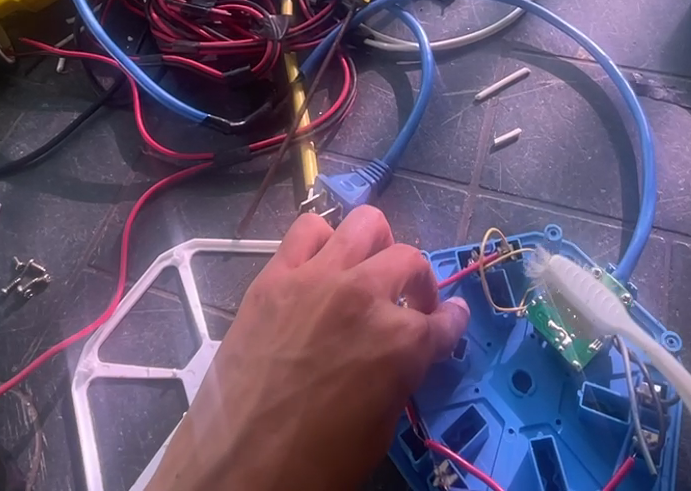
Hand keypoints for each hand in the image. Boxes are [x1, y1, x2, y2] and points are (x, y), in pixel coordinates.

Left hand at [146, 207, 469, 490]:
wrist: (239, 466)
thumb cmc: (318, 462)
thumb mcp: (381, 425)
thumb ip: (401, 370)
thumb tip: (409, 348)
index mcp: (401, 341)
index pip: (445, 319)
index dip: (450, 321)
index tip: (449, 320)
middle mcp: (365, 294)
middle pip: (409, 258)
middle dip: (418, 279)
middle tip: (408, 300)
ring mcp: (318, 276)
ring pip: (364, 223)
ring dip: (375, 245)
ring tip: (366, 268)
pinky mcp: (276, 273)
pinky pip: (308, 229)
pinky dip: (323, 240)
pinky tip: (320, 264)